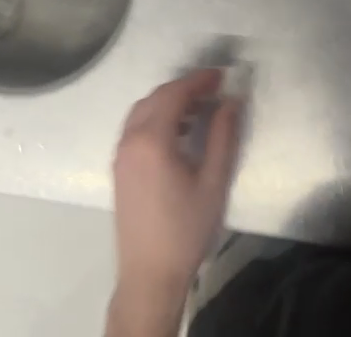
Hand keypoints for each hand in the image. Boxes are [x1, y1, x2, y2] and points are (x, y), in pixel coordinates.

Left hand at [108, 70, 241, 334]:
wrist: (149, 274)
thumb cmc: (185, 230)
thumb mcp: (213, 183)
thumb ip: (223, 137)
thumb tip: (231, 101)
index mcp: (151, 139)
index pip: (174, 94)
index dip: (199, 80)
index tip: (222, 75)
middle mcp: (129, 139)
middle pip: (156, 97)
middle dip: (184, 88)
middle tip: (214, 88)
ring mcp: (120, 153)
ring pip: (143, 110)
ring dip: (168, 101)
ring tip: (199, 107)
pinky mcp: (118, 167)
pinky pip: (135, 127)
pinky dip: (155, 117)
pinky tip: (177, 131)